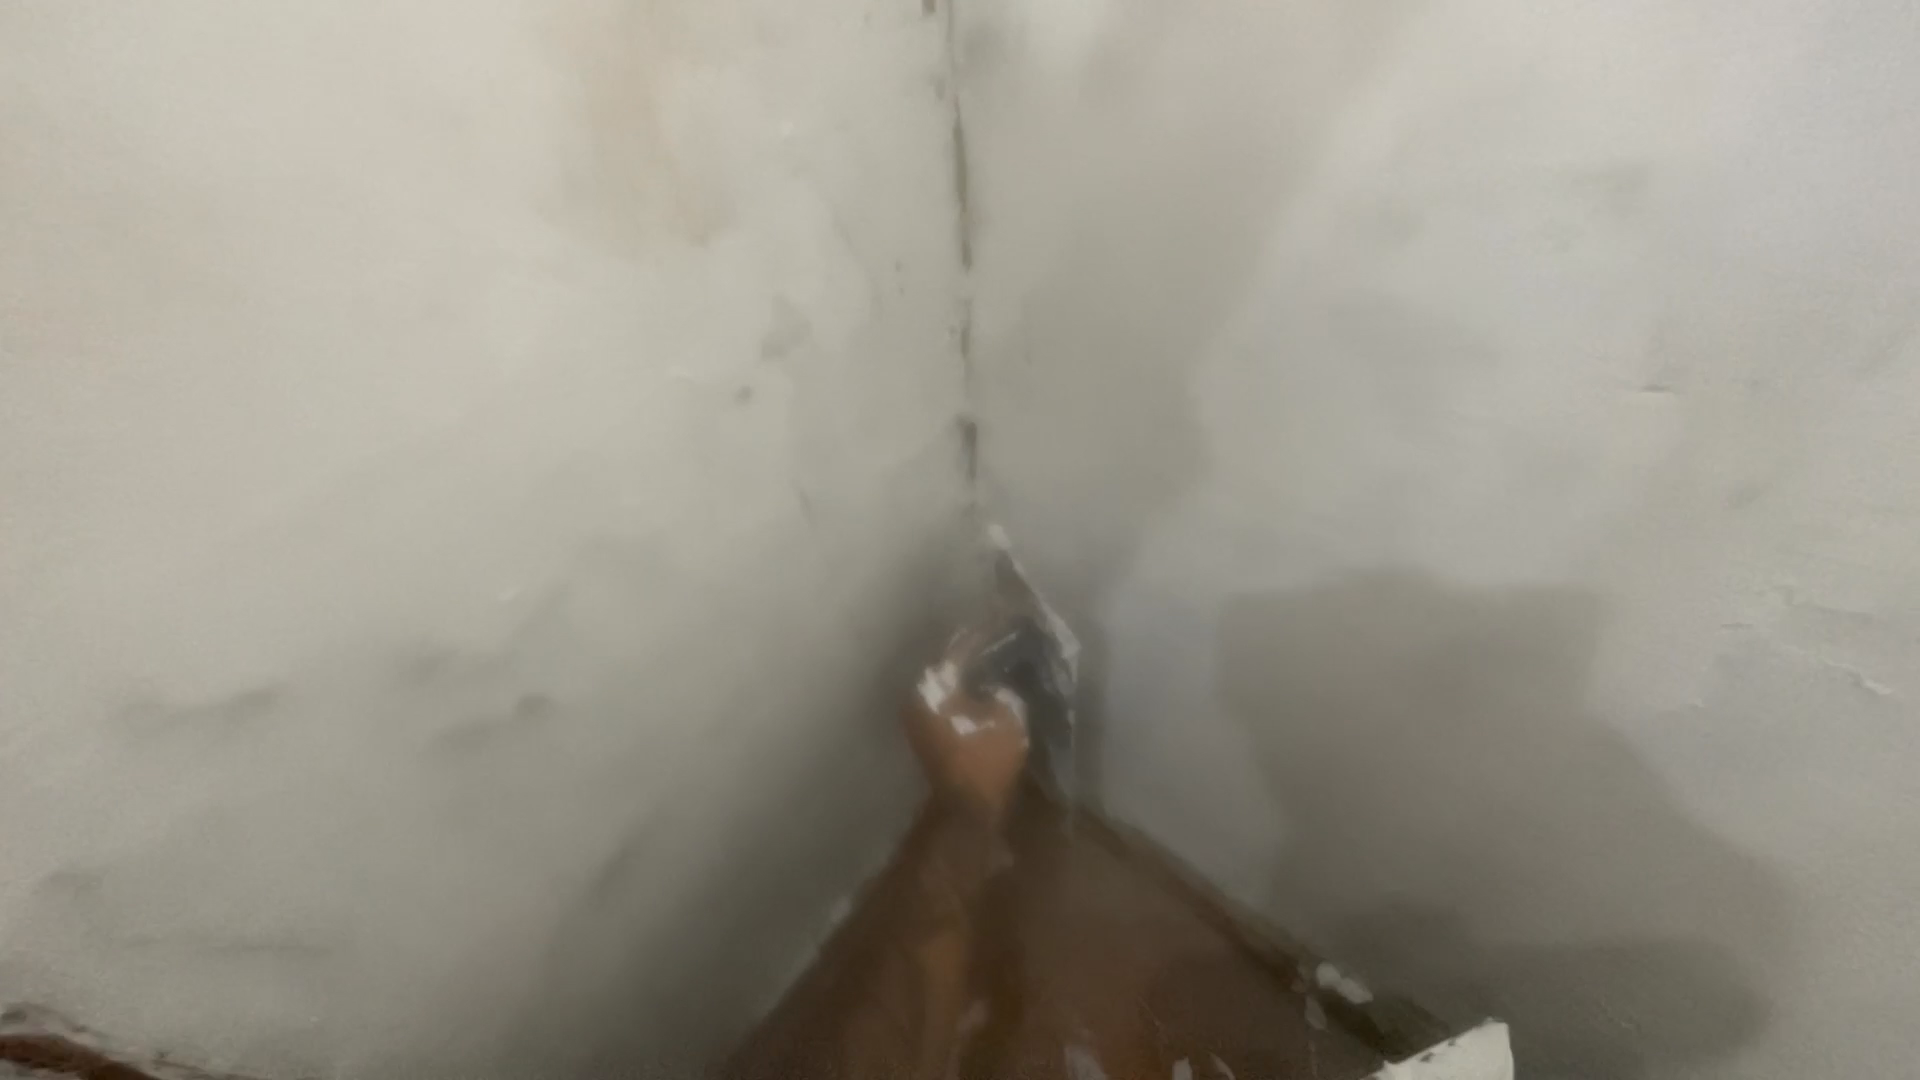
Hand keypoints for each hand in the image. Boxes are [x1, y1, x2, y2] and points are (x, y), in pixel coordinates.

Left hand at [904, 627, 1031, 820]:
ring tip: (1001, 657)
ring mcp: (920, 716)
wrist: (967, 809)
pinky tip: (992, 688)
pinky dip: (970, 693)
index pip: (961, 646)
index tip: (1005, 618)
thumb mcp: (1007, 714)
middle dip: (978, 650)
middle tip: (1004, 636)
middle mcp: (919, 695)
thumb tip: (1002, 674)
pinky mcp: (930, 734)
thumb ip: (1004, 686)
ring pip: (951, 683)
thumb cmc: (986, 759)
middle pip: (951, 663)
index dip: (985, 632)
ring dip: (973, 672)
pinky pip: (952, 701)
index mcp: (934, 684)